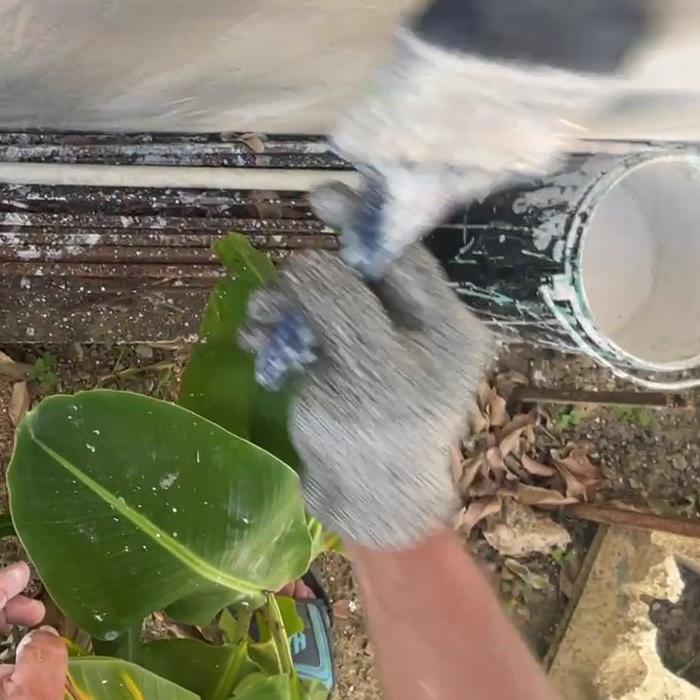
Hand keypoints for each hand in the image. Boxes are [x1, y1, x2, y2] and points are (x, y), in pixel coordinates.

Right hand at [244, 183, 492, 548]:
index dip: (362, 223)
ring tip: (256, 329)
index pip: (403, 255)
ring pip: (323, 296)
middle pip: (354, 273)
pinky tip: (259, 345)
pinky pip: (309, 324)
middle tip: (269, 296)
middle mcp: (416, 327)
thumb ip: (340, 305)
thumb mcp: (364, 368)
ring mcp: (378, 342)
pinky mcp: (346, 358)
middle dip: (304, 278)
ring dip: (282, 305)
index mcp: (443, 325)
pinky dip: (280, 328)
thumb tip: (306, 261)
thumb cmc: (373, 440)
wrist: (361, 502)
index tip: (319, 197)